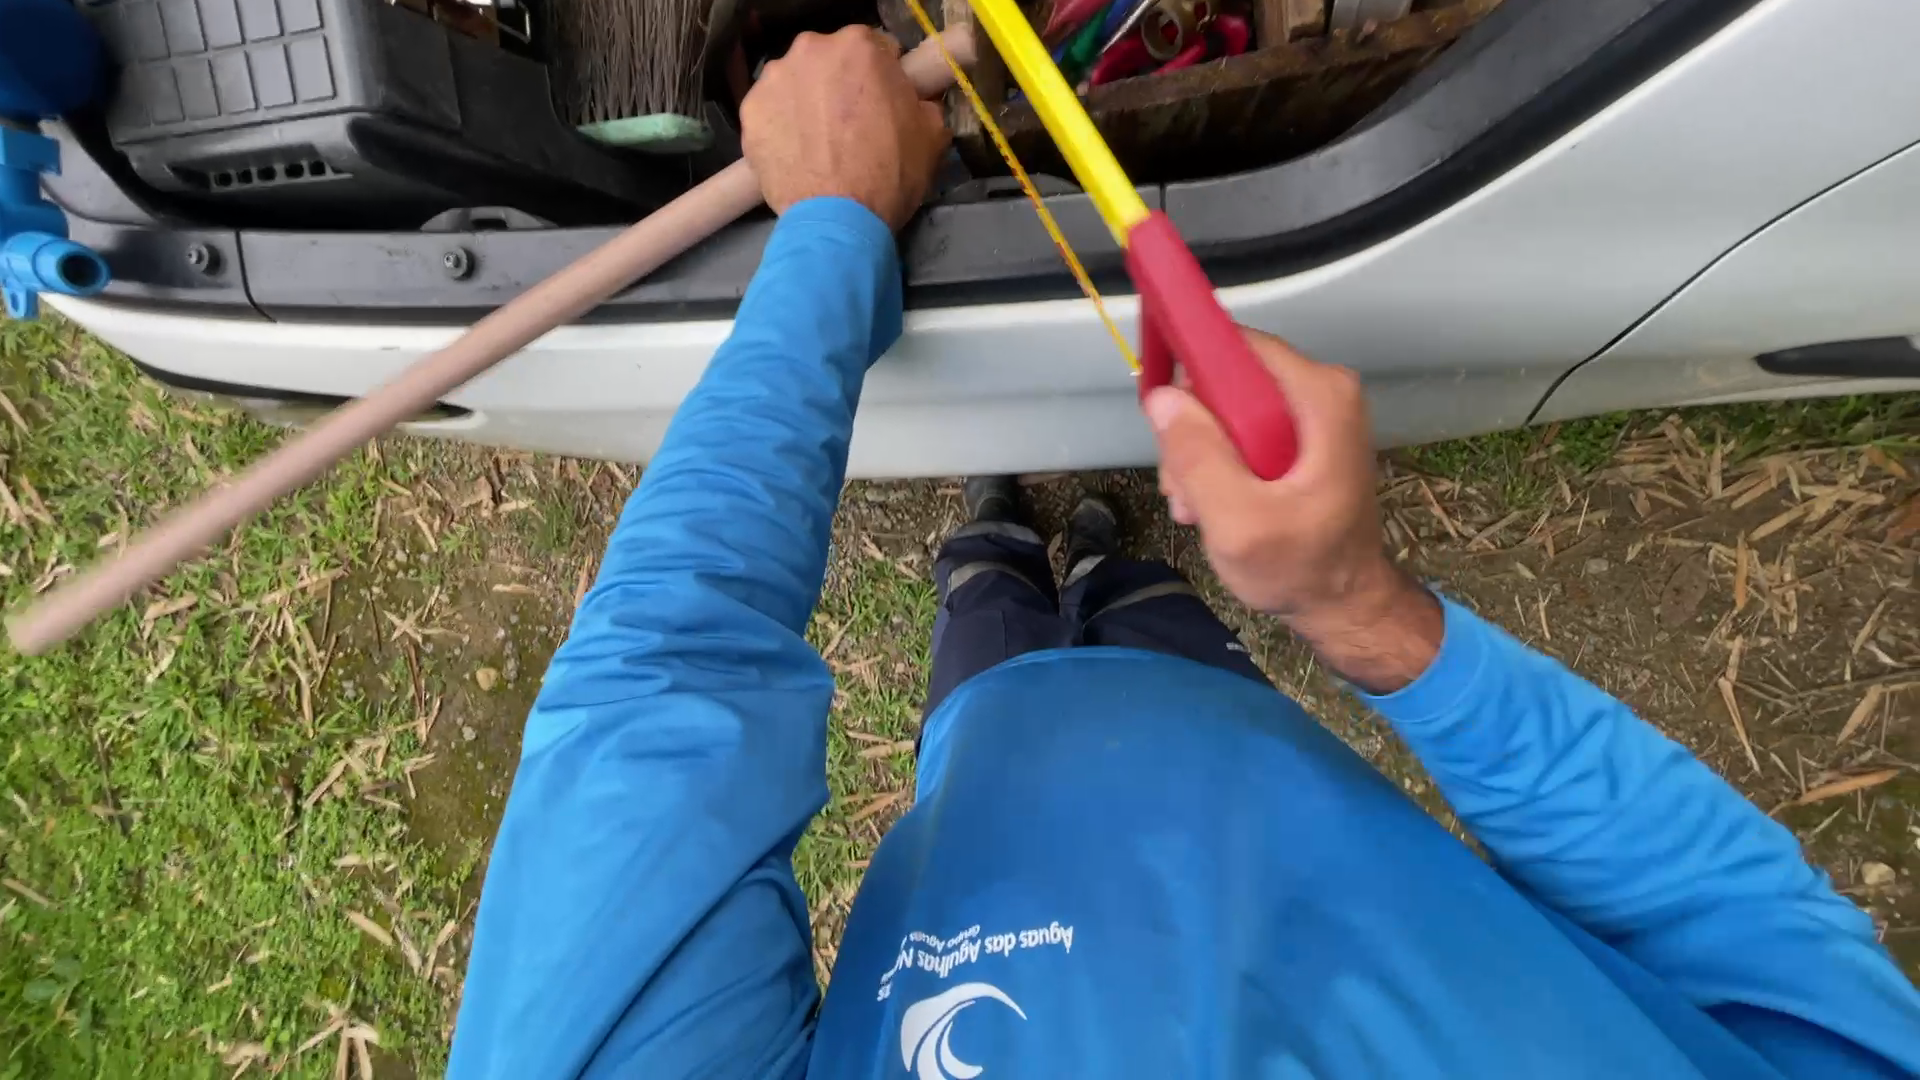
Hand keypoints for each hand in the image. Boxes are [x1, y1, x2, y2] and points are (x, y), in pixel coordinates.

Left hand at [740, 28, 951, 230]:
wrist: (839, 222)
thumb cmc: (888, 177)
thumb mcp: (930, 139)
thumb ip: (923, 106)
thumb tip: (916, 104)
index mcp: (859, 46)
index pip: (875, 52)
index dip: (881, 82)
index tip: (882, 109)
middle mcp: (811, 49)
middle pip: (829, 64)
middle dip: (839, 90)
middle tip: (850, 132)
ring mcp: (775, 79)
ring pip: (796, 86)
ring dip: (808, 107)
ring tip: (820, 149)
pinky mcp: (750, 113)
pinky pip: (771, 115)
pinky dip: (782, 131)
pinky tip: (797, 158)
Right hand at [1144, 328, 1442, 692]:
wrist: (1343, 604)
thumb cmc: (1299, 567)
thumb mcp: (1238, 521)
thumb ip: (1198, 457)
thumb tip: (1160, 397)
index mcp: (1316, 395)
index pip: (1234, 346)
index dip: (1188, 372)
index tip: (1161, 418)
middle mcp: (1316, 391)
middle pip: (1222, 381)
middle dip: (1191, 433)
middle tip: (1186, 490)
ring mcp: (1307, 415)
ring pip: (1221, 409)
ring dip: (1197, 458)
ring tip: (1198, 508)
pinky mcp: (1296, 438)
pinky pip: (1235, 431)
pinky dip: (1215, 468)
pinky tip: (1213, 507)